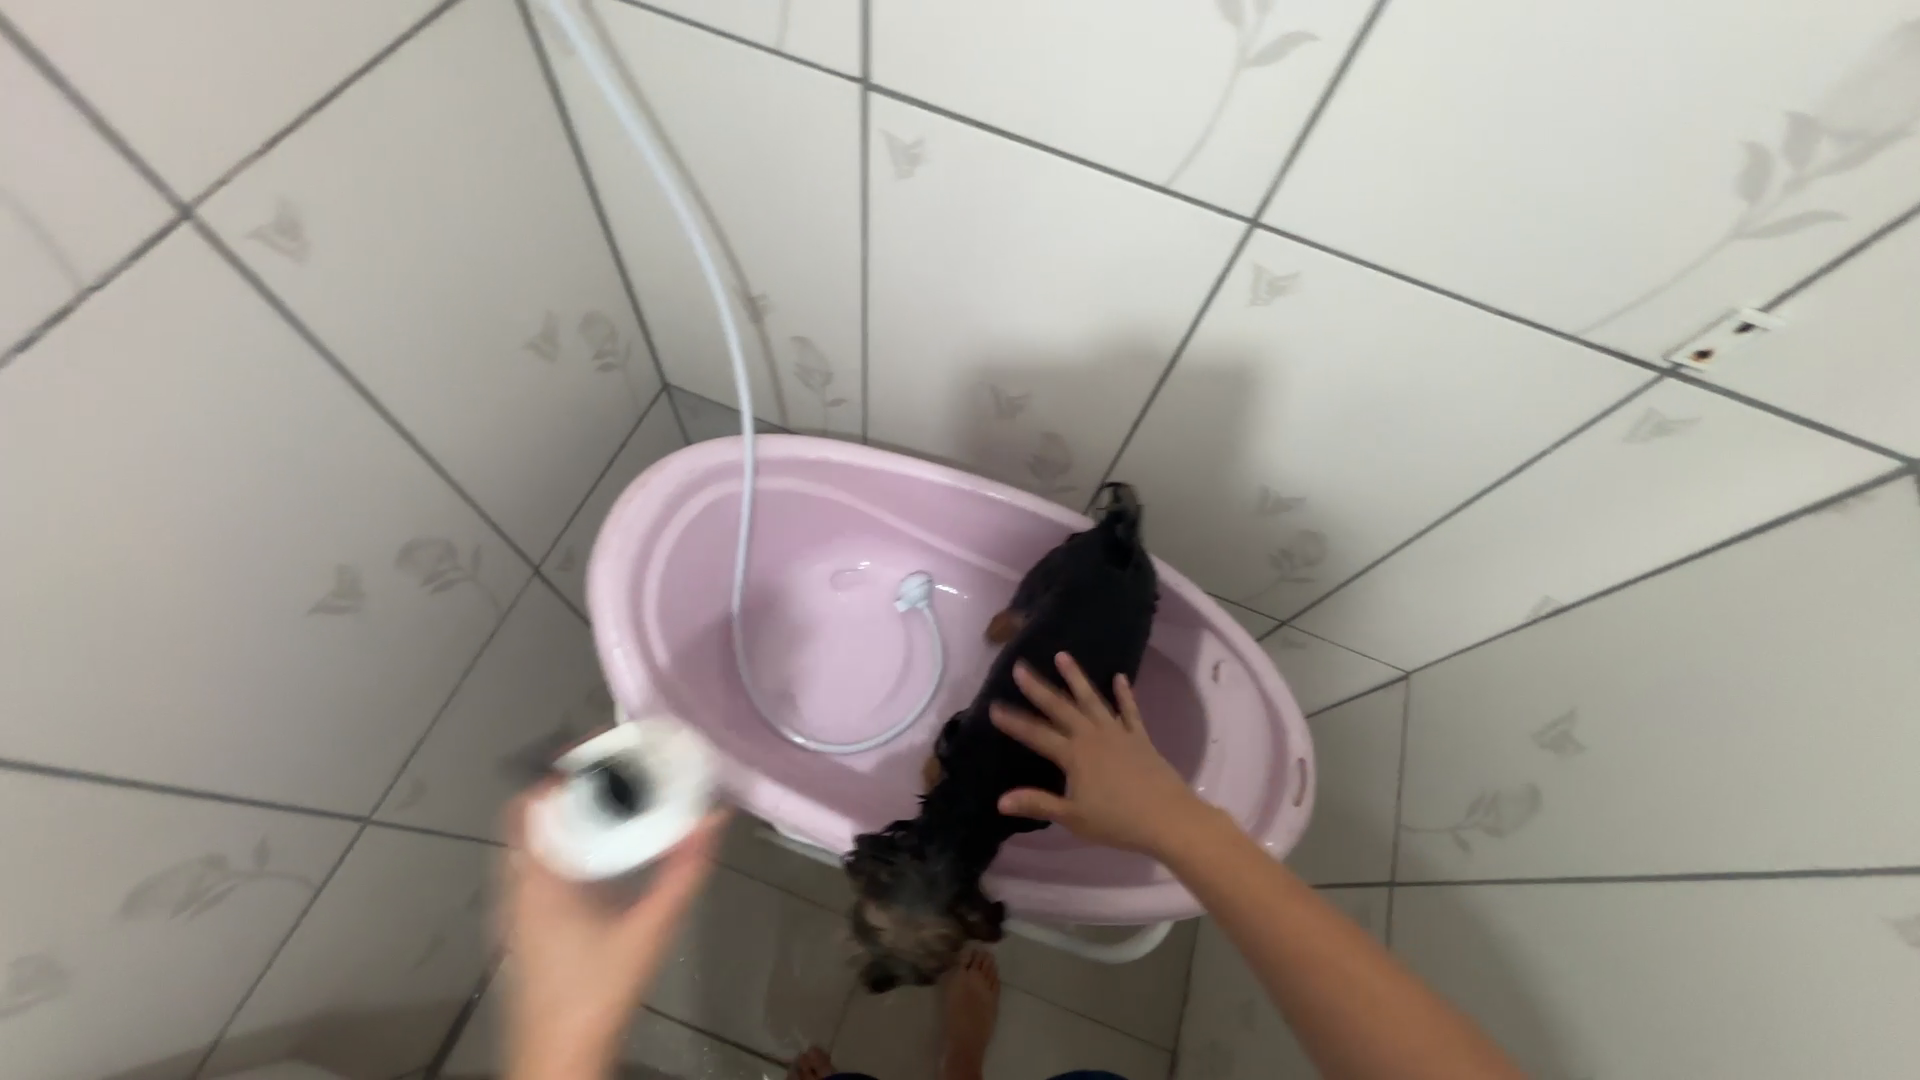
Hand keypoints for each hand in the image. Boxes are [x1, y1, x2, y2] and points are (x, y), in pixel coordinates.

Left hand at [499, 788, 726, 1079]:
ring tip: (606, 798)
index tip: (601, 748)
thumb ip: (685, 870)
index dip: (560, 768)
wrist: (558, 1059)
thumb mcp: (652, 927)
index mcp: (538, 879)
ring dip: (560, 813)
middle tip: (612, 768)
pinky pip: (530, 865)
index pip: (532, 803)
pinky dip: (557, 841)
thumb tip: (717, 817)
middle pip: (526, 817)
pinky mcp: (519, 928)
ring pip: (525, 842)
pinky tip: (595, 852)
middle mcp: (516, 887)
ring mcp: (511, 910)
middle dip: (566, 785)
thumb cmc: (600, 990)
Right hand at [990, 652, 1216, 856]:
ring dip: (1076, 677)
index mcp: (1073, 755)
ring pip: (1092, 699)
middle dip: (1038, 688)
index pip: (1036, 735)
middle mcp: (1092, 736)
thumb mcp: (1074, 818)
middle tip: (1020, 667)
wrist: (1169, 818)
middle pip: (1060, 708)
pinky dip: (1124, 693)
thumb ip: (1038, 804)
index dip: (1014, 722)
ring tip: (1062, 655)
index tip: (993, 706)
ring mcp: (1117, 733)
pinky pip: (1129, 710)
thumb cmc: (1118, 822)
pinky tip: (1120, 677)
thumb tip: (1001, 800)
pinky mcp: (1139, 737)